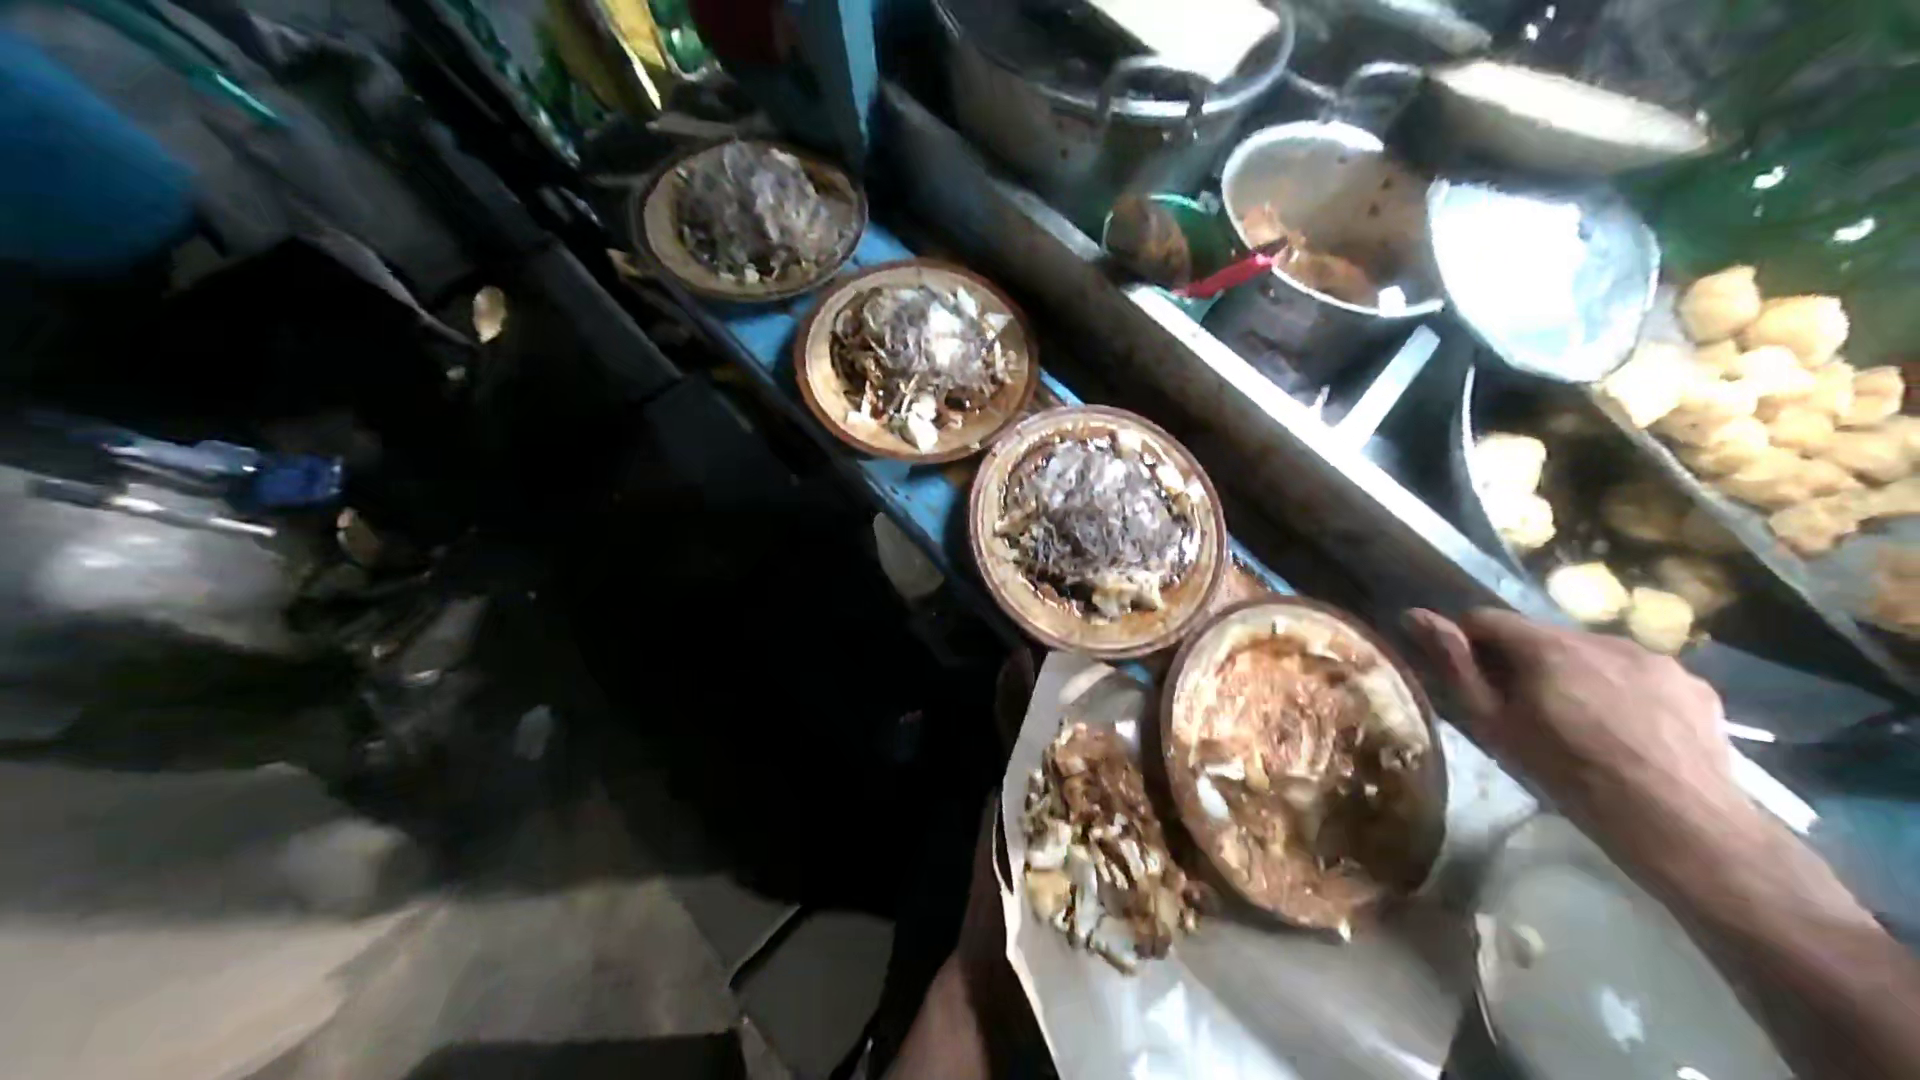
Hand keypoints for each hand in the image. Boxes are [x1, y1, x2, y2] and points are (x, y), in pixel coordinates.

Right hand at [1405, 608, 1747, 847]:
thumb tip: (1415, 614)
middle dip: (1527, 660)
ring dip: (1576, 673)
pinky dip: (1623, 689)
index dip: (1470, 641)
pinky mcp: (1694, 683)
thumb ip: (1456, 664)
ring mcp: (1655, 659)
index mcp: (1548, 646)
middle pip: (1543, 636)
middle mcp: (1602, 639)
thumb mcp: (1494, 722)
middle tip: (1526, 706)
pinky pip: (1639, 673)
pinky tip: (1628, 728)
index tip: (1472, 675)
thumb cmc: (1568, 772)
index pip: (1488, 618)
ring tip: (1581, 720)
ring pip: (1593, 653)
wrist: (1680, 824)